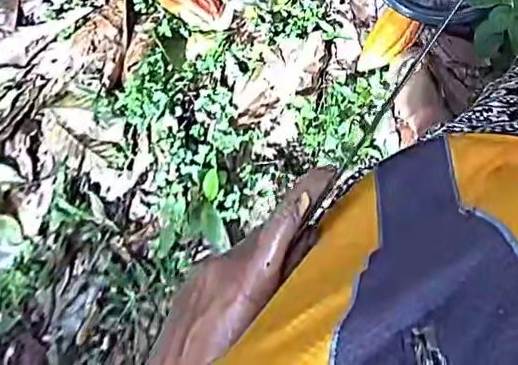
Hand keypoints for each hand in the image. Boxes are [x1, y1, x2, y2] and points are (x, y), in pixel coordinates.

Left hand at [148, 167, 334, 363]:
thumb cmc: (222, 363)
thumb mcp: (270, 326)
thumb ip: (293, 282)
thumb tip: (314, 242)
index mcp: (245, 277)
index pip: (285, 215)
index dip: (310, 189)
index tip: (329, 173)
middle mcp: (220, 265)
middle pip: (268, 234)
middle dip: (290, 239)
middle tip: (314, 251)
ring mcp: (201, 275)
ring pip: (248, 253)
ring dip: (266, 263)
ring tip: (276, 294)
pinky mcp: (188, 287)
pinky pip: (227, 269)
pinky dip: (242, 278)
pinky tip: (244, 308)